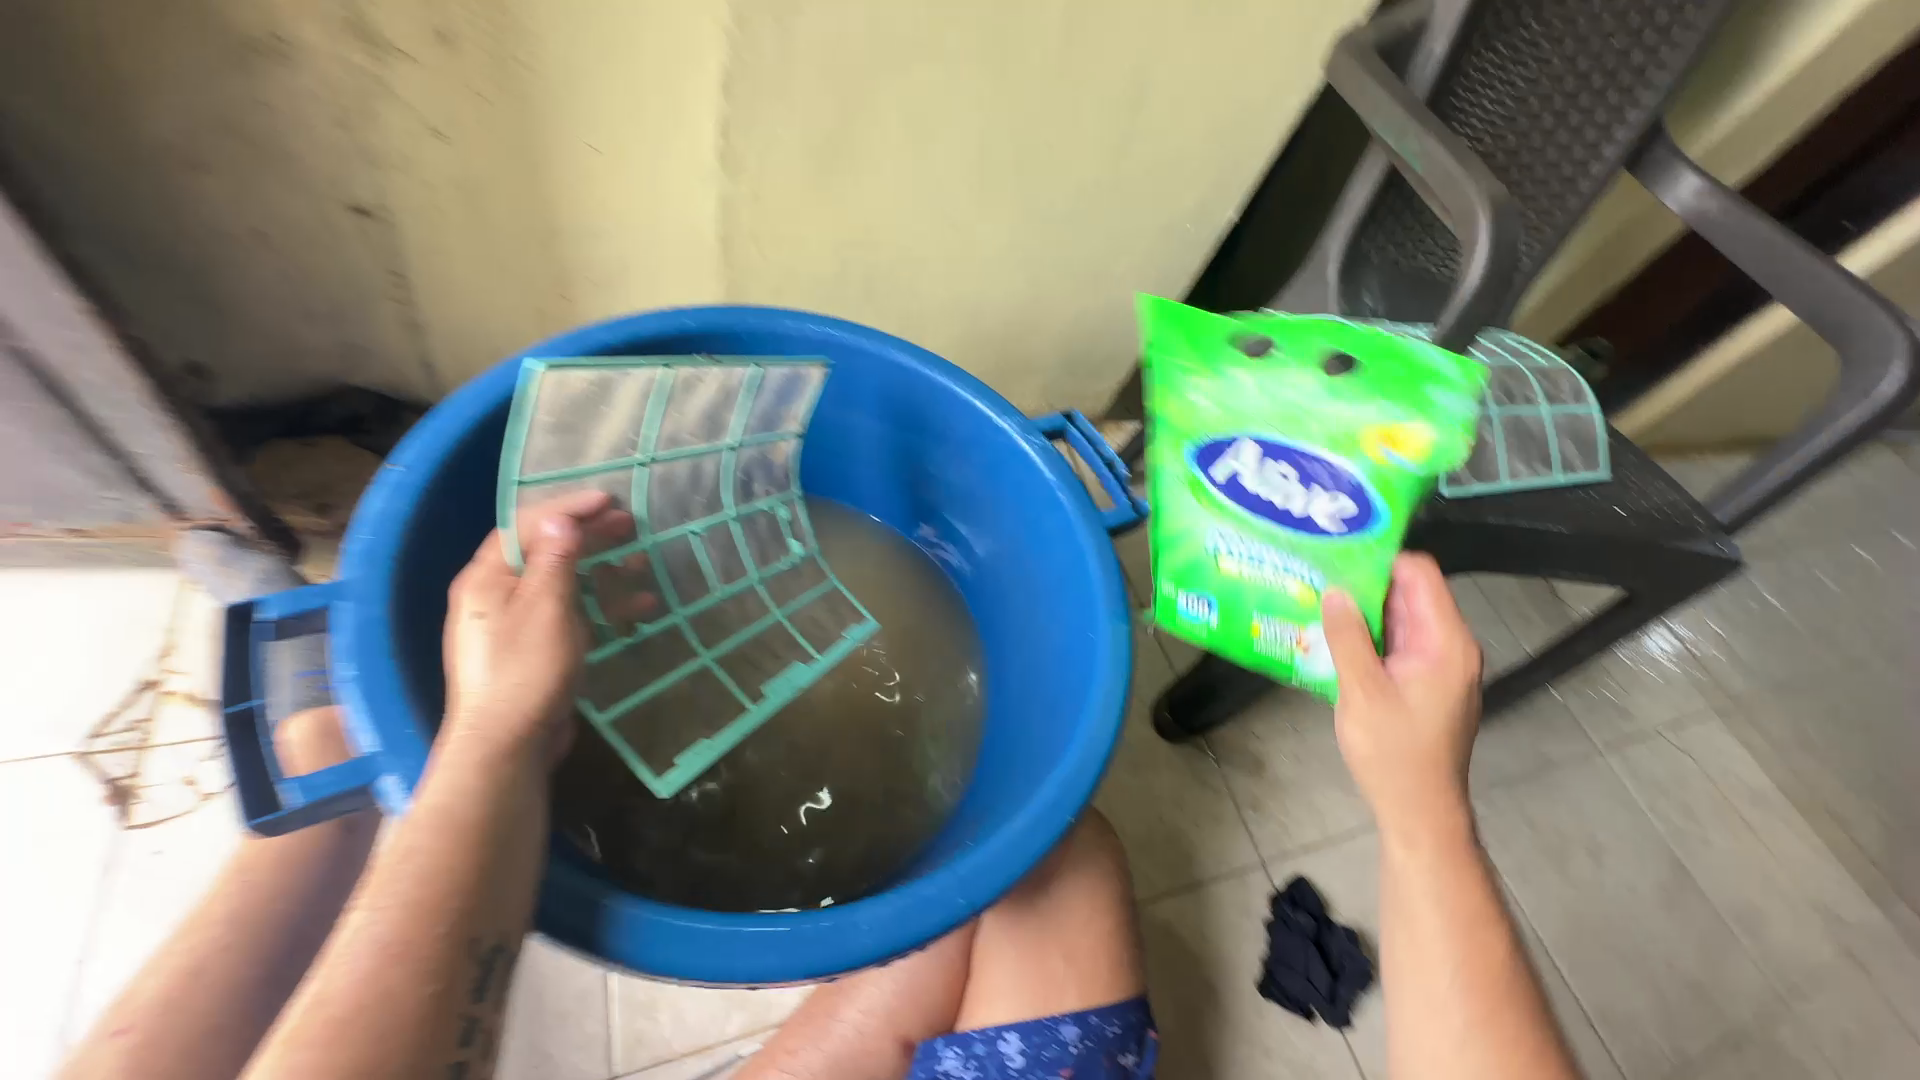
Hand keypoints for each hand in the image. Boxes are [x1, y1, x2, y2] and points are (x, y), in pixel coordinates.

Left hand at [440, 490, 620, 770]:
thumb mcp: (545, 608)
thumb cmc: (525, 670)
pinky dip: (602, 607)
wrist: (506, 746)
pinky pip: (570, 615)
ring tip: (641, 564)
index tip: (609, 499)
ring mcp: (513, 626)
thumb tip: (561, 519)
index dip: (567, 507)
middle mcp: (494, 596)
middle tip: (630, 525)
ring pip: (562, 584)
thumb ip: (555, 560)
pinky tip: (638, 610)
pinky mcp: (533, 652)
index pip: (526, 526)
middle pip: (544, 552)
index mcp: (486, 578)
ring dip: (603, 571)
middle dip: (588, 536)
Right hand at [1321, 553, 1482, 839]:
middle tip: (1315, 573)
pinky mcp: (1425, 682)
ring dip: (1362, 610)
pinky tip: (1332, 636)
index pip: (1420, 574)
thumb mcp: (1361, 690)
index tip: (1335, 554)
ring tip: (1316, 599)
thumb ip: (1348, 636)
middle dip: (1364, 582)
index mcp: (1445, 642)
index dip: (1380, 559)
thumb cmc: (1392, 751)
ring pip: (1400, 618)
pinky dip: (1368, 635)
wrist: (1418, 810)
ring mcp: (1439, 666)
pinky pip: (1398, 643)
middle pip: (1409, 593)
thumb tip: (1335, 590)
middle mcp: (1450, 646)